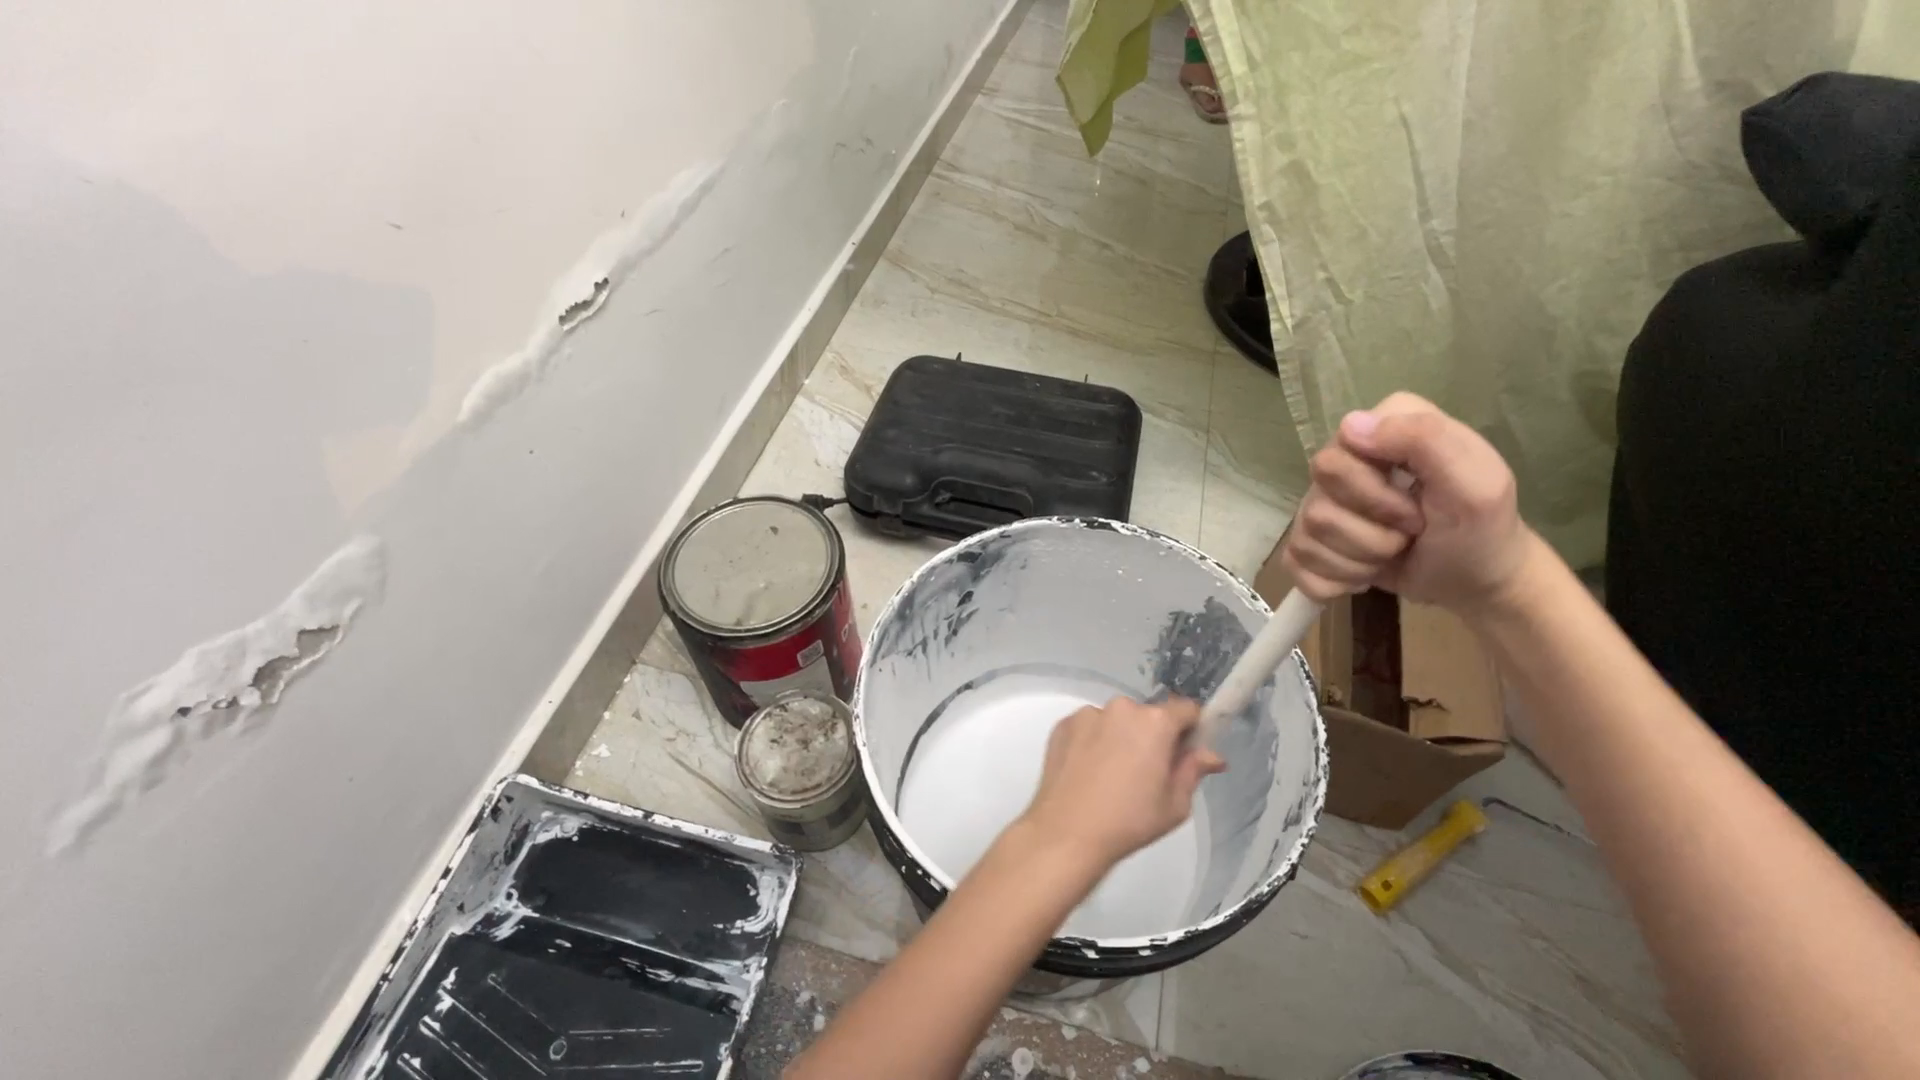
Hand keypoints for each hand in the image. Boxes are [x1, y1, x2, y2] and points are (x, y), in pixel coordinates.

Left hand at [1018, 697, 1224, 868]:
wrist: (1066, 833)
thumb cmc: (1129, 821)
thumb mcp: (1175, 804)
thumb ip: (1194, 770)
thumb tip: (1212, 754)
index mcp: (1155, 722)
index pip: (1186, 709)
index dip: (1191, 729)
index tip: (1186, 751)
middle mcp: (1121, 708)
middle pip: (1148, 715)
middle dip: (1152, 736)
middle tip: (1147, 771)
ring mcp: (1088, 714)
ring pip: (1116, 721)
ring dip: (1121, 737)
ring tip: (1112, 775)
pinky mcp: (1063, 725)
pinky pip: (1089, 727)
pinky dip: (1093, 742)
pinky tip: (1089, 772)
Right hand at [1283, 392, 1535, 612]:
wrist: (1475, 583)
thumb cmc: (1481, 530)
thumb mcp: (1478, 481)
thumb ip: (1426, 438)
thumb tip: (1350, 427)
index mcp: (1380, 429)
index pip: (1335, 455)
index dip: (1372, 493)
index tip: (1415, 504)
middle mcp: (1343, 459)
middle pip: (1317, 501)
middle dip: (1368, 532)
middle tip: (1408, 531)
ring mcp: (1321, 502)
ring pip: (1307, 537)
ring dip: (1360, 560)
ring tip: (1393, 553)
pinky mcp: (1309, 542)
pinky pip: (1296, 563)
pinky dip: (1336, 580)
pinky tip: (1365, 575)